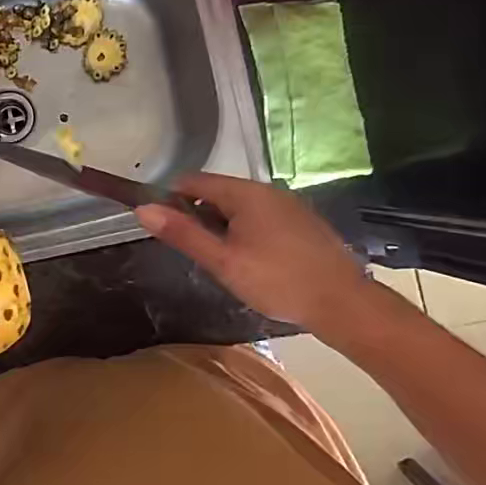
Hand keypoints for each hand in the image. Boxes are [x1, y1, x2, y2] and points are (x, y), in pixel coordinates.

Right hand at [135, 173, 377, 333]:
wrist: (342, 303)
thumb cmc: (276, 281)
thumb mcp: (222, 261)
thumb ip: (183, 234)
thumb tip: (143, 209)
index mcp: (245, 193)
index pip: (193, 181)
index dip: (171, 199)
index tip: (165, 228)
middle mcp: (267, 190)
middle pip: (217, 192)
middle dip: (198, 216)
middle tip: (196, 253)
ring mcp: (288, 205)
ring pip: (240, 207)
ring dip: (222, 226)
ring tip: (222, 262)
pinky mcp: (302, 222)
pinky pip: (261, 217)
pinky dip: (245, 232)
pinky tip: (252, 262)